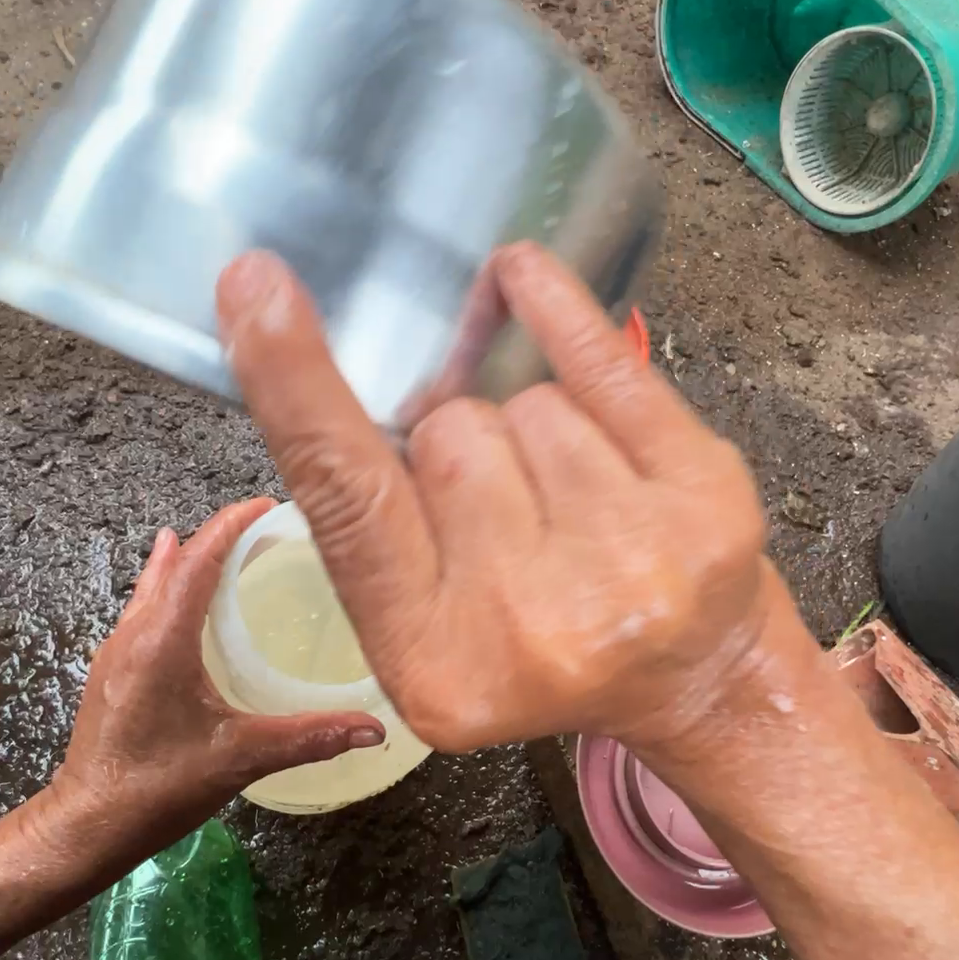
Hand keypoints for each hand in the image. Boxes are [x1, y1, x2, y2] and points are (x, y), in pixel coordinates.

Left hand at [33, 501, 384, 858]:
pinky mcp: (116, 667)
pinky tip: (188, 588)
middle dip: (222, 535)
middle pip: (177, 561)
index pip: (197, 560)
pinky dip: (177, 583)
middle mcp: (135, 632)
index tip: (269, 505)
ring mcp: (119, 649)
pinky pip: (148, 604)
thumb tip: (373, 729)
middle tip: (271, 528)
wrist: (83, 827)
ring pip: (158, 581)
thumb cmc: (157, 787)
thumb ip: (308, 737)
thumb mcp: (240, 758)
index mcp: (162, 640)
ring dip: (197, 557)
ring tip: (239, 546)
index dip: (232, 525)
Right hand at [215, 244, 797, 754]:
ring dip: (533, 431)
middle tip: (511, 508)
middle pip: (451, 432)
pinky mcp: (703, 498)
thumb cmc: (550, 645)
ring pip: (528, 402)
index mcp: (434, 658)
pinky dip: (560, 315)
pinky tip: (526, 282)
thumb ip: (382, 524)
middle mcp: (529, 622)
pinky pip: (603, 360)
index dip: (296, 388)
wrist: (693, 677)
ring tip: (575, 502)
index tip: (255, 289)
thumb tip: (340, 375)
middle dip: (466, 448)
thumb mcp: (436, 626)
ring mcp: (629, 562)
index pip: (348, 499)